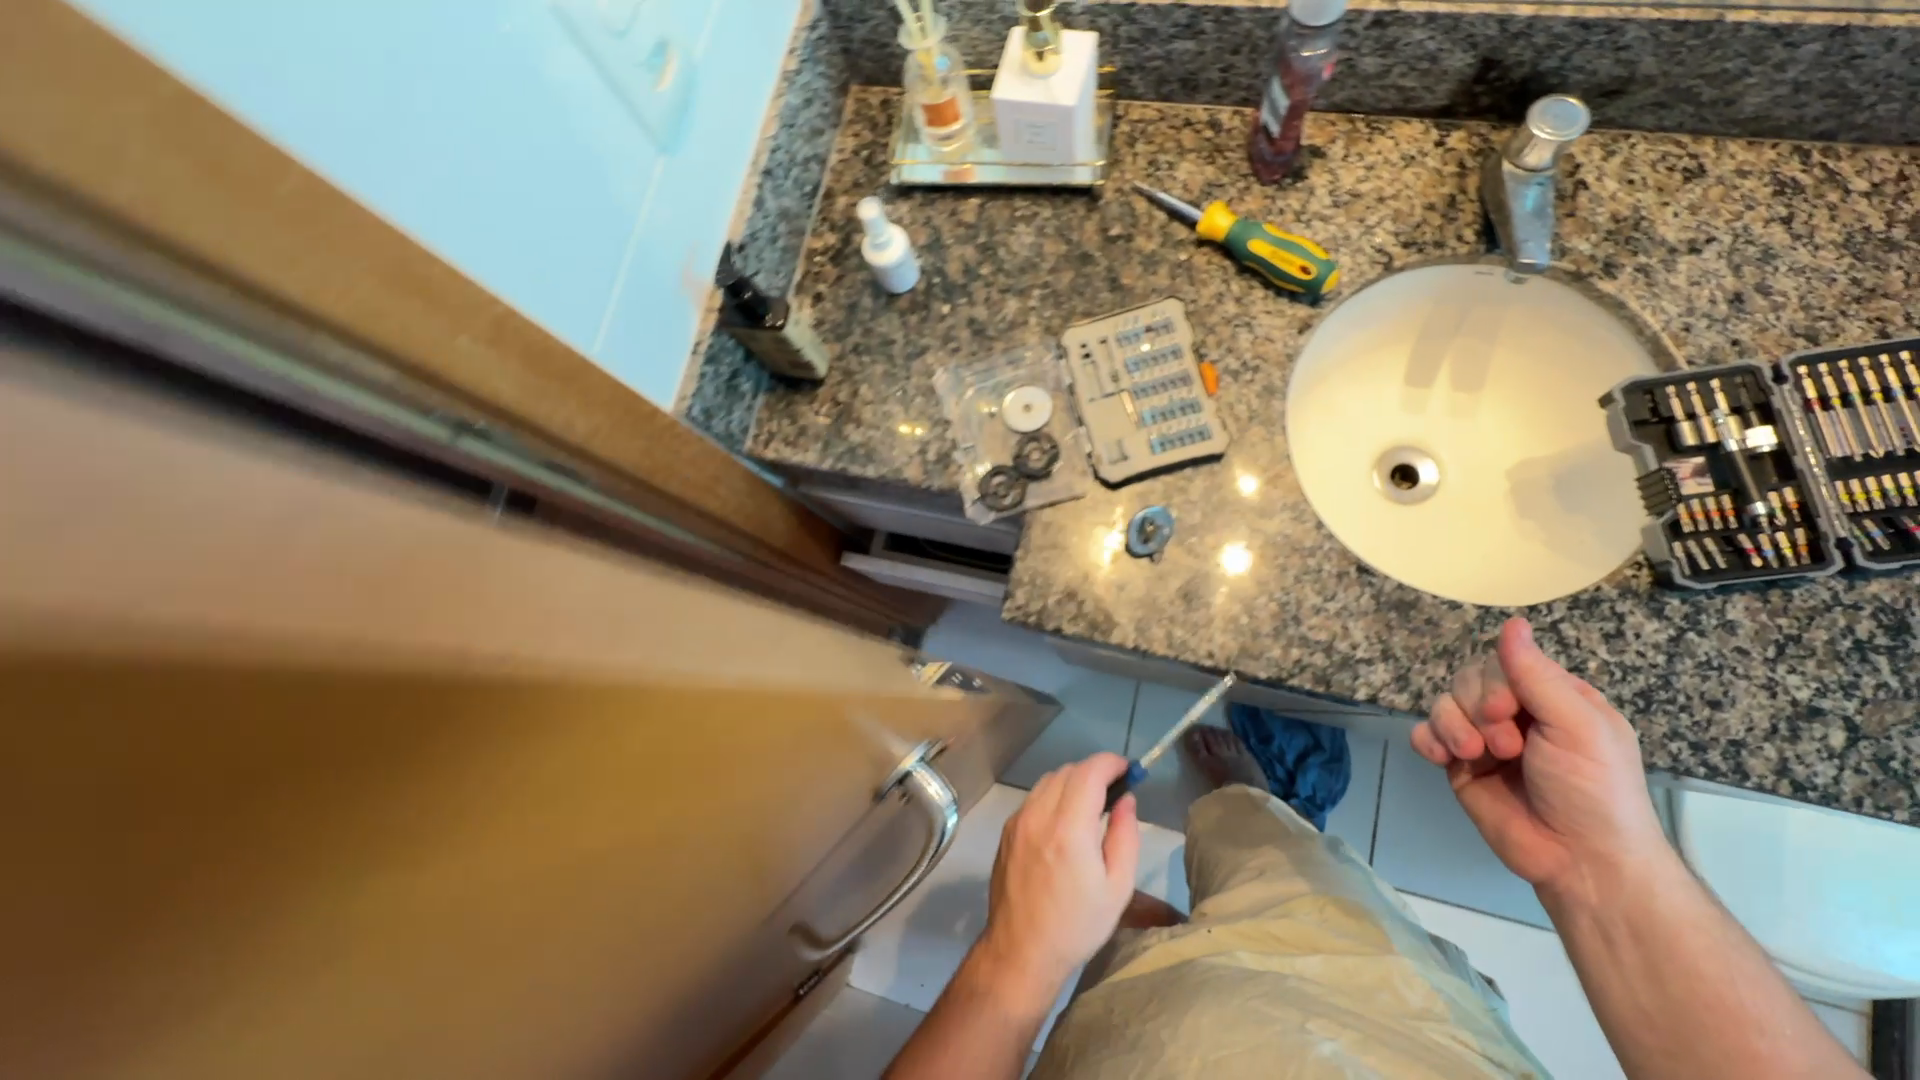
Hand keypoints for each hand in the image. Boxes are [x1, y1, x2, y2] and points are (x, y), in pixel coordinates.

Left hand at [975, 753, 1140, 1003]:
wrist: (1022, 950)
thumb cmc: (1077, 924)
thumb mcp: (1118, 887)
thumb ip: (1125, 836)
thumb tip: (1126, 799)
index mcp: (1068, 829)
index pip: (1088, 772)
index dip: (1110, 763)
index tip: (1128, 770)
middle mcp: (1038, 816)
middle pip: (1067, 771)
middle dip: (1094, 772)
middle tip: (1115, 790)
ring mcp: (1018, 822)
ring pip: (1047, 781)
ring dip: (1072, 782)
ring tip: (1091, 805)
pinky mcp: (1007, 831)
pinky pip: (1033, 799)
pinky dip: (1053, 796)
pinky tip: (1065, 821)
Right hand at [1412, 617, 1668, 902]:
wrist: (1580, 860)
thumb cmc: (1594, 790)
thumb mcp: (1577, 726)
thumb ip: (1536, 675)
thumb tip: (1513, 622)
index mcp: (1552, 697)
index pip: (1504, 663)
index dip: (1495, 683)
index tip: (1506, 712)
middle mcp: (1516, 714)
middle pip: (1468, 680)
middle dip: (1475, 710)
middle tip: (1503, 746)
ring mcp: (1484, 740)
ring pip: (1443, 704)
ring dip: (1452, 726)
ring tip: (1474, 756)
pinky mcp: (1459, 766)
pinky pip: (1425, 735)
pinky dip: (1427, 740)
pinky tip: (1440, 757)